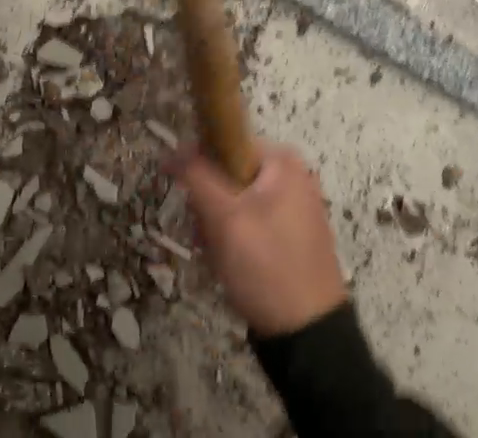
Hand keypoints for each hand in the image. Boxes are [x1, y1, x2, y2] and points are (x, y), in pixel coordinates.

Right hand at [169, 142, 348, 337]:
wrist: (308, 335)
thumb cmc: (266, 266)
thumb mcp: (224, 217)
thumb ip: (196, 175)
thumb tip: (169, 148)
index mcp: (283, 161)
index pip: (221, 141)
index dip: (197, 166)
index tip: (189, 199)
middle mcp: (292, 176)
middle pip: (225, 173)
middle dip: (207, 204)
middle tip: (206, 233)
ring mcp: (292, 206)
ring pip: (231, 200)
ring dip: (215, 225)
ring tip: (218, 253)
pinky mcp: (289, 234)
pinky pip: (247, 222)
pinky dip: (232, 239)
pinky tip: (230, 263)